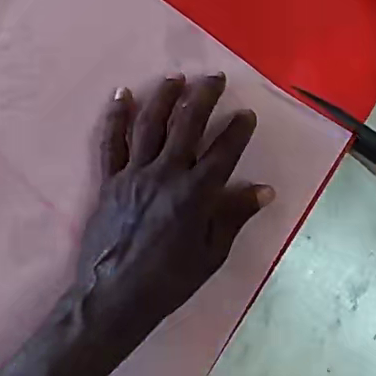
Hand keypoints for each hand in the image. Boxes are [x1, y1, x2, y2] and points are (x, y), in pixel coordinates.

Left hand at [64, 73, 271, 349]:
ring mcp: (135, 174)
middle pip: (188, 125)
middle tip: (214, 78)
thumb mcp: (211, 254)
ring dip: (165, 97)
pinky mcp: (110, 179)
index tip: (246, 113)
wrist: (114, 297)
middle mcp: (166, 174)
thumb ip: (234, 216)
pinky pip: (112, 142)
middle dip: (204, 97)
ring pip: (151, 124)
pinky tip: (122, 94)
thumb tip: (265, 190)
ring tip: (175, 77)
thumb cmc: (169, 280)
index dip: (237, 129)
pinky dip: (117, 116)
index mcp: (196, 194)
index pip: (224, 151)